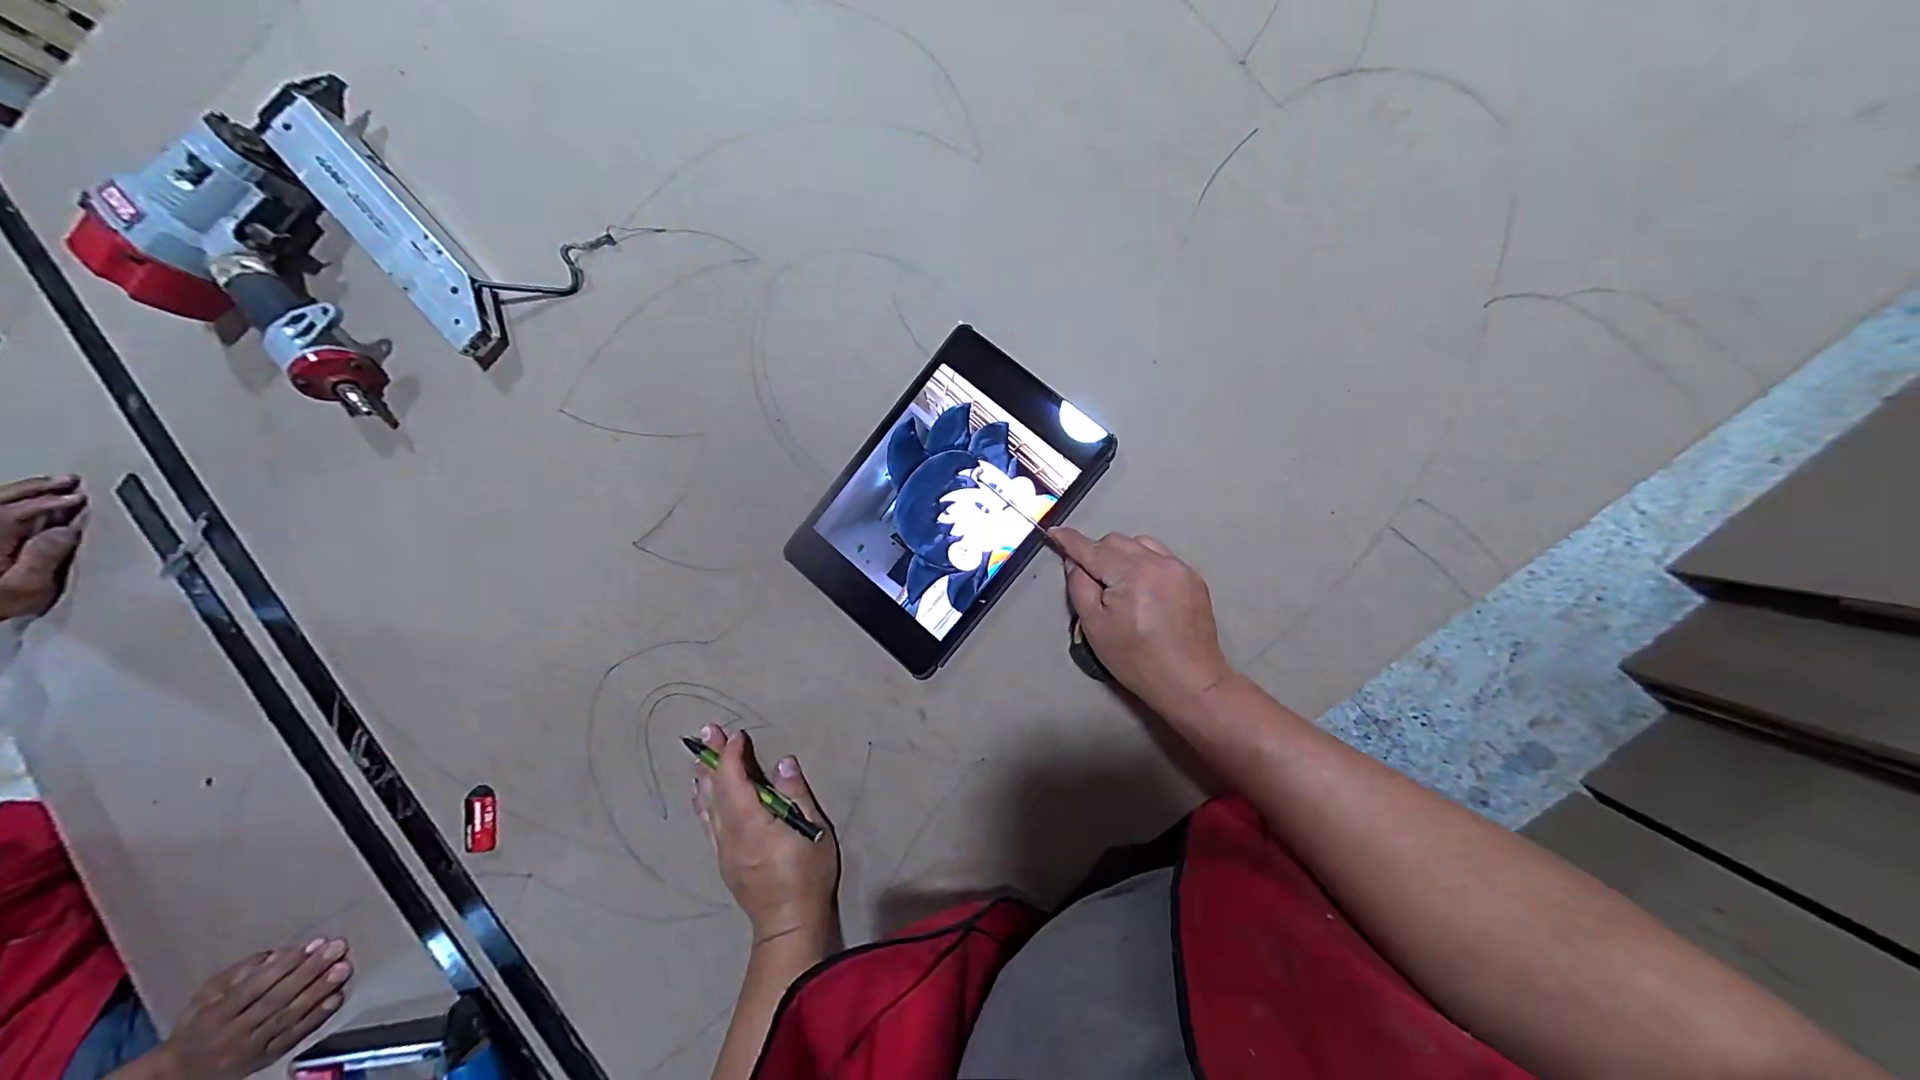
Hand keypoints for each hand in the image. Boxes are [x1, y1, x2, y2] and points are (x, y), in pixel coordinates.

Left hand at [0, 475, 85, 619]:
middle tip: (70, 481)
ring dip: (31, 493)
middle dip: (38, 490)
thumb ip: (44, 558)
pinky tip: (37, 502)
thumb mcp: (25, 588)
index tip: (79, 498)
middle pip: (5, 502)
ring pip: (3, 505)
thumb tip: (68, 532)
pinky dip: (20, 504)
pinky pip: (4, 514)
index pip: (17, 512)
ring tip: (59, 485)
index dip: (49, 502)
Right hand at [145, 940, 351, 1079]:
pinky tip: (337, 997)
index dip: (285, 965)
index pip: (252, 988)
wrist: (181, 1075)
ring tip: (344, 967)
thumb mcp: (208, 995)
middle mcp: (231, 1036)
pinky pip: (294, 1037)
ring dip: (320, 991)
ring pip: (288, 1018)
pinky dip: (318, 1017)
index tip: (315, 943)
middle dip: (310, 972)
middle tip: (338, 948)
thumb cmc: (200, 1023)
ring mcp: (250, 1050)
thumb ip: (242, 972)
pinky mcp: (267, 1059)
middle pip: (275, 1001)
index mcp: (212, 1017)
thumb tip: (280, 953)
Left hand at [692, 724, 840, 944]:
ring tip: (700, 755)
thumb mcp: (813, 830)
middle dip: (710, 757)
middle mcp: (729, 833)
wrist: (789, 922)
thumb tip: (783, 762)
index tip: (738, 735)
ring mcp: (722, 848)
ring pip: (705, 806)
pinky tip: (702, 793)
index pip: (734, 780)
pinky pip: (707, 822)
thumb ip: (796, 794)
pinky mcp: (723, 860)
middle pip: (714, 789)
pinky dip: (703, 800)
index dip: (732, 755)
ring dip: (703, 777)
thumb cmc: (807, 874)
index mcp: (751, 823)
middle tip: (706, 730)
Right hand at [1049, 528, 1233, 713]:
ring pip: (1139, 544)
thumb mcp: (1095, 627)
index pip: (1092, 549)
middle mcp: (1157, 563)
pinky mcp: (1192, 578)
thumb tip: (1074, 562)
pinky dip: (1144, 562)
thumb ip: (1079, 587)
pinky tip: (1142, 588)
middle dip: (1097, 553)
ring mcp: (1179, 568)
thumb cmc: (1137, 660)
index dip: (1070, 540)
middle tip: (1091, 581)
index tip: (1055, 532)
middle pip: (1116, 541)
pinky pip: (1160, 556)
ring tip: (1118, 585)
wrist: (1190, 681)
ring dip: (1122, 555)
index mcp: (1131, 574)